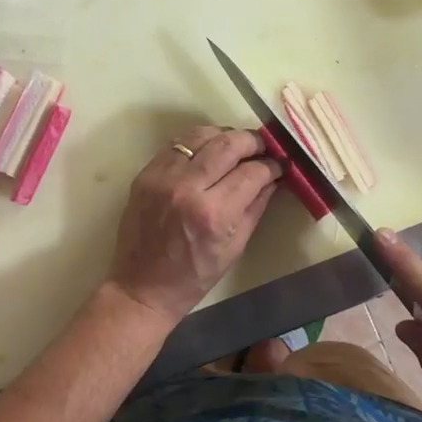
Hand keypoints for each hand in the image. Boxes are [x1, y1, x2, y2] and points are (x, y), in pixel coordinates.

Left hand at [106, 127, 282, 323]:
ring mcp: (162, 177)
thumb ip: (255, 206)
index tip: (279, 164)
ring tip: (236, 144)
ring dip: (224, 135)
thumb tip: (274, 177)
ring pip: (200, 135)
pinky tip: (208, 151)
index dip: (271, 165)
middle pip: (228, 144)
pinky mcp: (145, 174)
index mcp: (213, 214)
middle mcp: (187, 188)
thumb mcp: (234, 247)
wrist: (142, 286)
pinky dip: (197, 142)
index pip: (252, 172)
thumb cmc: (193, 276)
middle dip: (252, 141)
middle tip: (263, 147)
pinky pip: (176, 144)